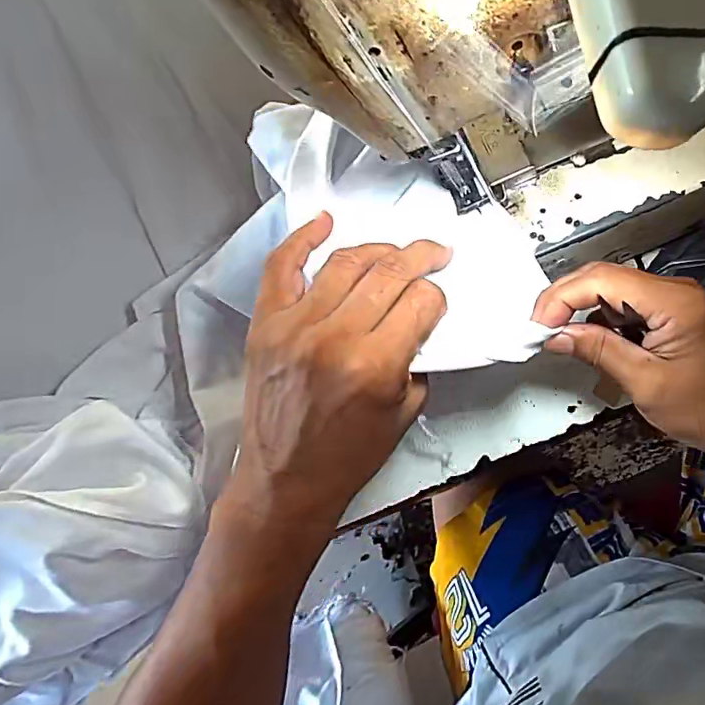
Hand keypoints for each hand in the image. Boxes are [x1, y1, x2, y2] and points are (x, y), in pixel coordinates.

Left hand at [223, 213, 449, 541]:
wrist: (284, 482)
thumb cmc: (342, 458)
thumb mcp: (402, 414)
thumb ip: (416, 360)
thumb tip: (419, 319)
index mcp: (373, 366)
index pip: (421, 302)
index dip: (436, 297)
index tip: (436, 300)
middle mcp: (334, 339)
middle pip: (389, 273)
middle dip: (420, 258)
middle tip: (433, 254)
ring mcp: (295, 327)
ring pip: (345, 262)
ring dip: (379, 249)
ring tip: (395, 251)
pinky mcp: (267, 325)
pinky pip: (282, 267)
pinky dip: (302, 239)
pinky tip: (323, 223)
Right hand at [532, 263, 704, 461]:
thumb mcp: (644, 383)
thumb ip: (598, 350)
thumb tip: (556, 335)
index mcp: (675, 302)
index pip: (603, 280)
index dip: (563, 297)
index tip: (540, 325)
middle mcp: (674, 290)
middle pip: (602, 277)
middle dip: (565, 300)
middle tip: (540, 329)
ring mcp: (671, 299)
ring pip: (608, 288)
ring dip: (579, 309)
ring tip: (558, 336)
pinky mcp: (666, 311)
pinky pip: (621, 303)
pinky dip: (597, 319)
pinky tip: (586, 340)